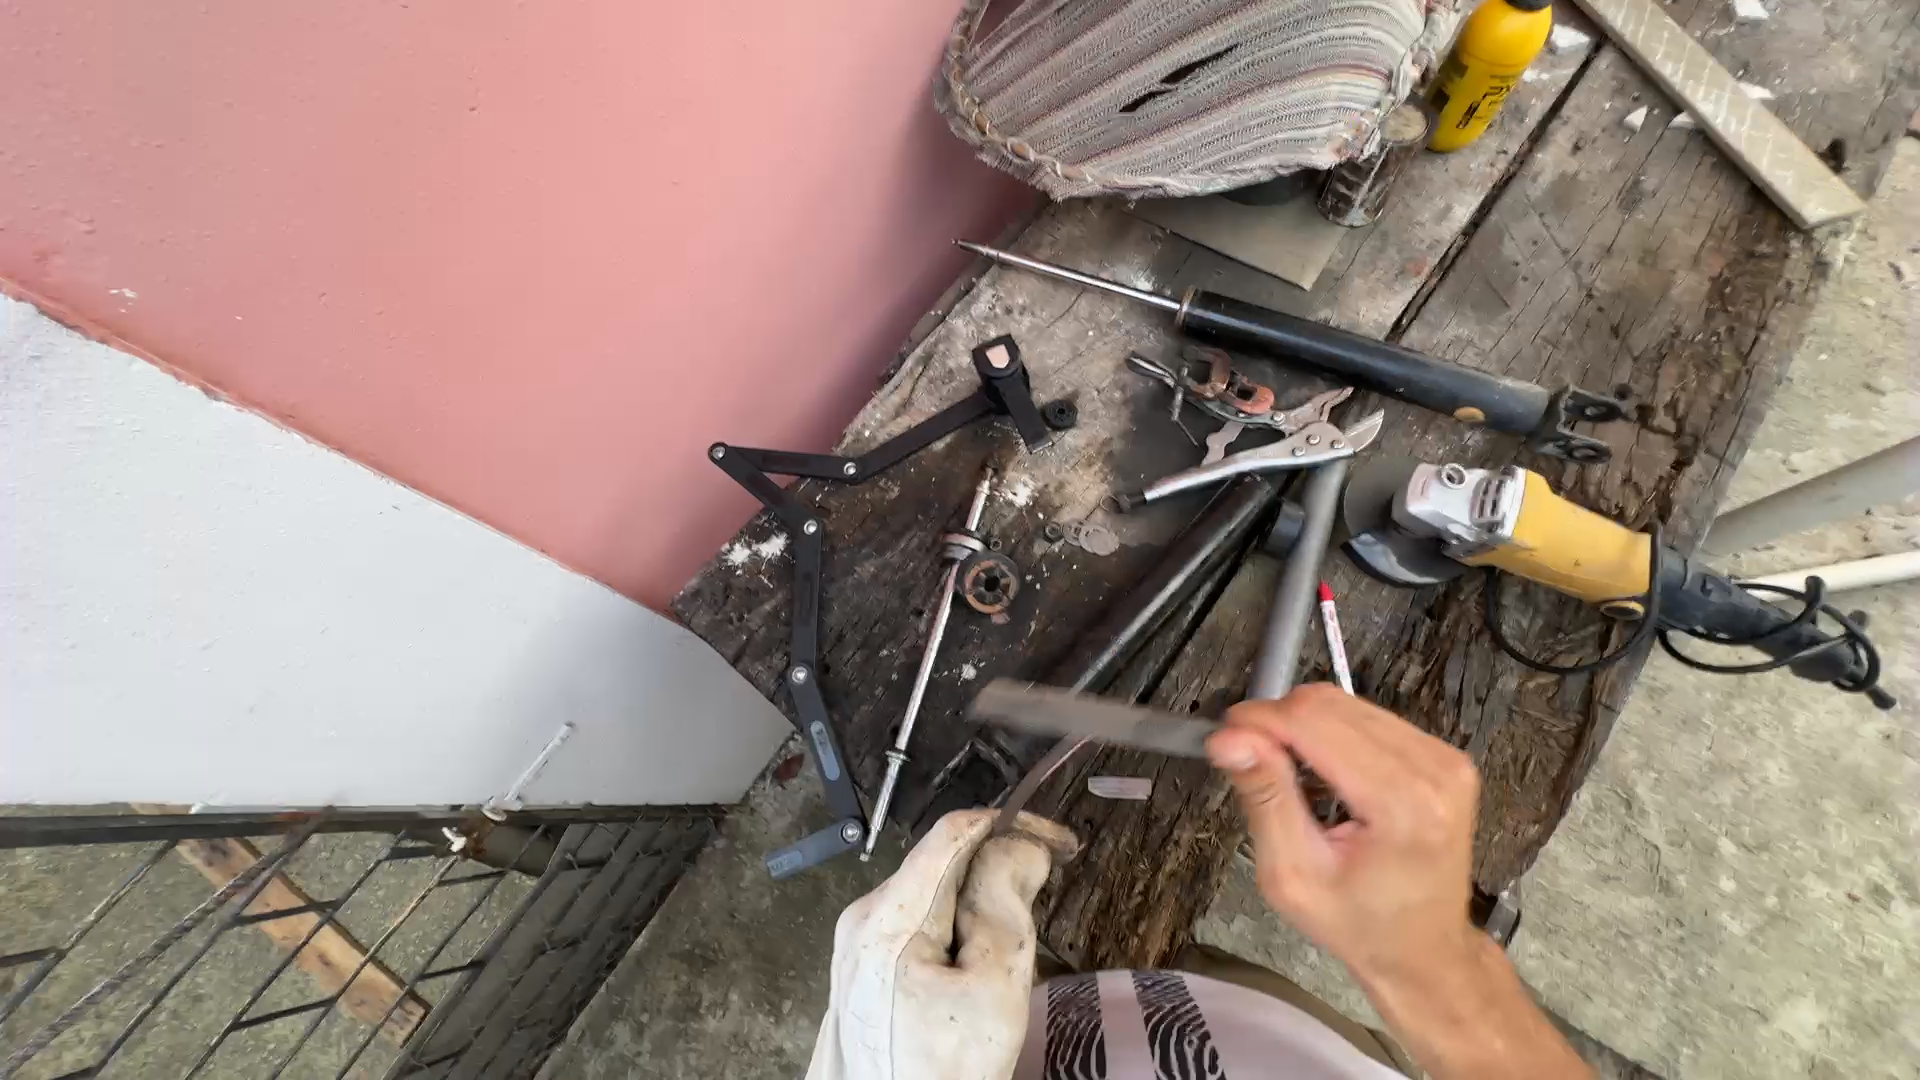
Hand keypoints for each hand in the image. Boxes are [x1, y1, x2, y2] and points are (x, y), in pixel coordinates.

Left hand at [807, 809, 1079, 1079]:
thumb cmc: (945, 1072)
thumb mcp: (994, 993)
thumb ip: (1004, 907)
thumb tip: (1017, 844)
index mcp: (888, 915)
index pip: (954, 833)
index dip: (1011, 824)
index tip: (1059, 842)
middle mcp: (862, 914)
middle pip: (942, 863)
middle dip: (995, 871)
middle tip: (1038, 902)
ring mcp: (855, 939)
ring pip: (932, 892)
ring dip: (976, 901)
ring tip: (1003, 950)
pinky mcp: (860, 962)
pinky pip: (916, 920)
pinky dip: (954, 926)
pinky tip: (970, 966)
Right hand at [1208, 685, 1591, 1079]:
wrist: (1424, 950)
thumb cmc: (1361, 924)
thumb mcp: (1291, 875)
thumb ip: (1263, 797)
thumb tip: (1231, 739)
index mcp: (1403, 804)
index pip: (1312, 720)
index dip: (1257, 721)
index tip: (1226, 742)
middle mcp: (1432, 771)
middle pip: (1325, 703)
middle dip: (1275, 723)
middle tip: (1251, 763)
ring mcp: (1441, 757)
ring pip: (1340, 701)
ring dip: (1300, 727)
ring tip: (1290, 777)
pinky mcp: (1438, 753)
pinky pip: (1362, 714)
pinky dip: (1327, 732)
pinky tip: (1321, 773)